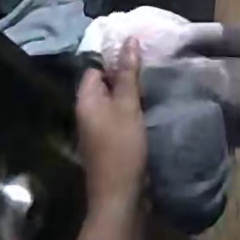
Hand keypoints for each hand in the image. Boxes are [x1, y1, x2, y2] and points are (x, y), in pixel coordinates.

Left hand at [75, 52, 145, 211]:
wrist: (120, 199)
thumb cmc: (122, 148)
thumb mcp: (128, 106)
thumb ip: (128, 73)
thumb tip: (129, 40)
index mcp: (85, 102)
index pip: (95, 69)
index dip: (114, 59)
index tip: (139, 53)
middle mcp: (87, 114)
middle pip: (104, 85)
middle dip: (125, 75)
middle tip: (151, 65)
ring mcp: (97, 131)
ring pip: (113, 102)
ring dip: (131, 94)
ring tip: (154, 83)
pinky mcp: (109, 144)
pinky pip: (119, 118)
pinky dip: (132, 111)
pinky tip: (150, 108)